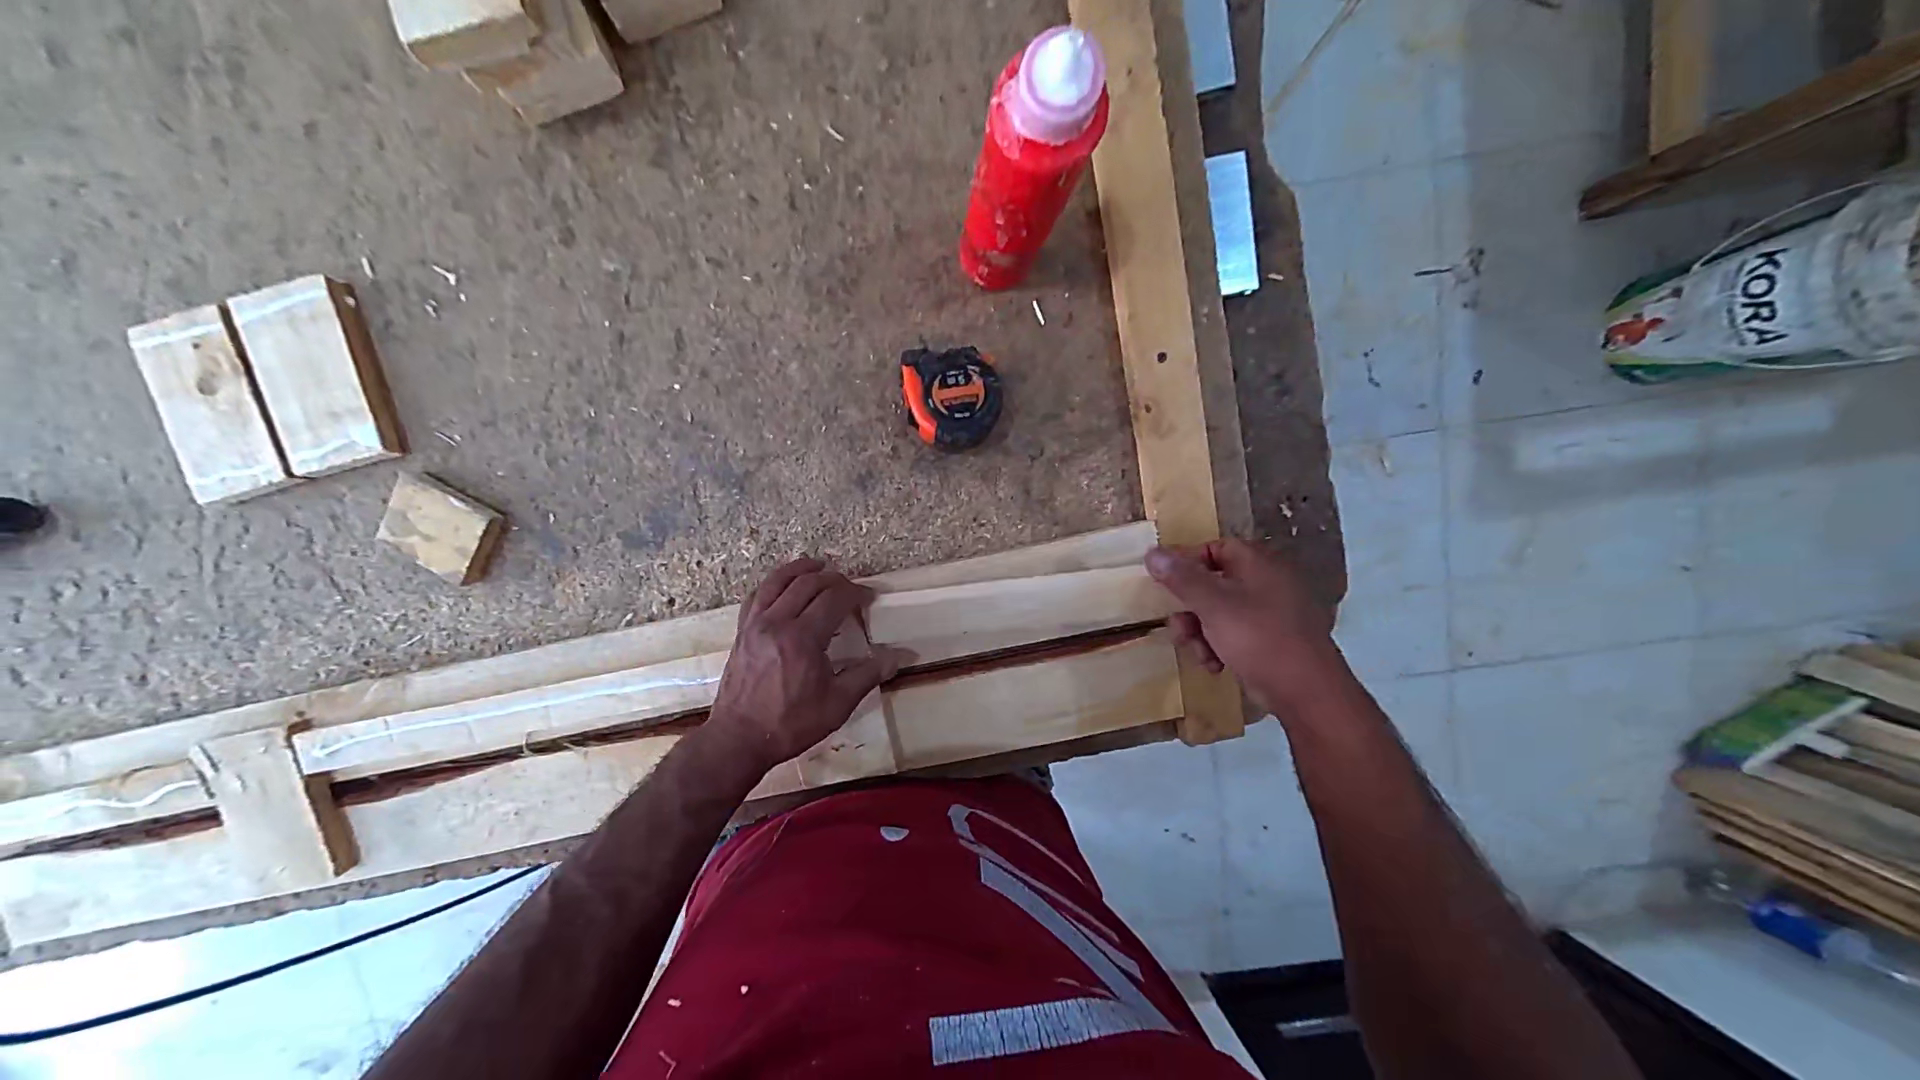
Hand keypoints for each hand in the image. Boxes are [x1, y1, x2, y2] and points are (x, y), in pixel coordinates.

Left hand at [704, 558, 896, 775]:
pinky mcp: (742, 631)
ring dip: (801, 569)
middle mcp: (777, 623)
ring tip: (818, 566)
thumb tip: (897, 658)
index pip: (834, 598)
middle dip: (834, 579)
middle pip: (808, 583)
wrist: (739, 738)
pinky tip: (784, 586)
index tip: (868, 598)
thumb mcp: (837, 704)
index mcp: (803, 638)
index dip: (855, 593)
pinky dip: (774, 583)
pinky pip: (758, 595)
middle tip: (850, 587)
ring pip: (779, 581)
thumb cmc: (791, 724)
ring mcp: (755, 624)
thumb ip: (868, 675)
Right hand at [1145, 540, 1345, 713]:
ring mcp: (1273, 612)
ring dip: (1201, 632)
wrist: (1306, 691)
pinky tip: (1216, 665)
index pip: (1215, 548)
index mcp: (1258, 563)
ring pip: (1221, 612)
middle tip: (1180, 628)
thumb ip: (1181, 578)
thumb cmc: (1258, 638)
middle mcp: (1268, 581)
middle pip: (1214, 583)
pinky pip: (1237, 633)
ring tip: (1201, 654)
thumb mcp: (1212, 605)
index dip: (1187, 563)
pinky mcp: (1274, 639)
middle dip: (1190, 608)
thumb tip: (1152, 552)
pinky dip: (1221, 646)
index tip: (1164, 584)